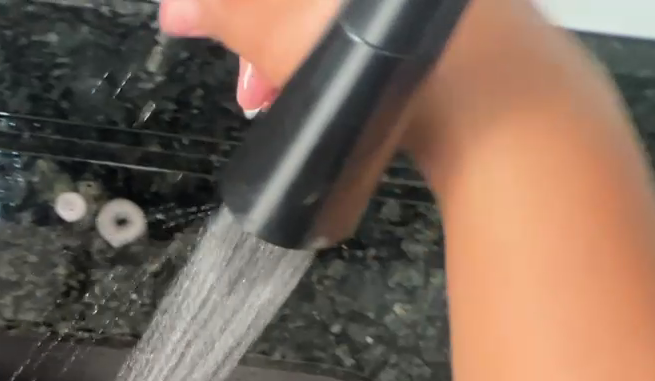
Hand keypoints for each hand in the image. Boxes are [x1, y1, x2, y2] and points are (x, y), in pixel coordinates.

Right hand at [157, 0, 564, 164]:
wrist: (479, 93)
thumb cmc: (379, 49)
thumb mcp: (274, 31)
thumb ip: (220, 11)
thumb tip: (175, 6)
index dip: (237, 9)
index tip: (216, 26)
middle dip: (263, 30)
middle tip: (250, 81)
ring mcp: (409, 3)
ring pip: (330, 13)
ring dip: (292, 49)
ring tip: (278, 97)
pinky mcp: (434, 18)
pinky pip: (365, 27)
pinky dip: (333, 53)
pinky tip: (321, 88)